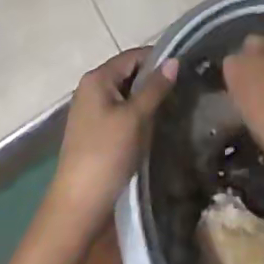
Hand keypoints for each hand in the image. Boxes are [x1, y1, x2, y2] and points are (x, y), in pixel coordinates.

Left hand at [48, 48, 177, 228]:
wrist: (78, 207)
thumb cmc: (106, 155)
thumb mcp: (135, 118)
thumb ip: (155, 88)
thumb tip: (174, 60)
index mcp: (97, 79)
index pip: (133, 56)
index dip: (159, 59)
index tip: (185, 68)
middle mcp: (91, 89)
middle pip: (129, 73)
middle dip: (154, 80)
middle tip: (184, 89)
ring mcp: (91, 112)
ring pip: (127, 95)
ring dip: (148, 100)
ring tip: (175, 106)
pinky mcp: (95, 132)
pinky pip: (122, 113)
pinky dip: (138, 116)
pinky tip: (156, 126)